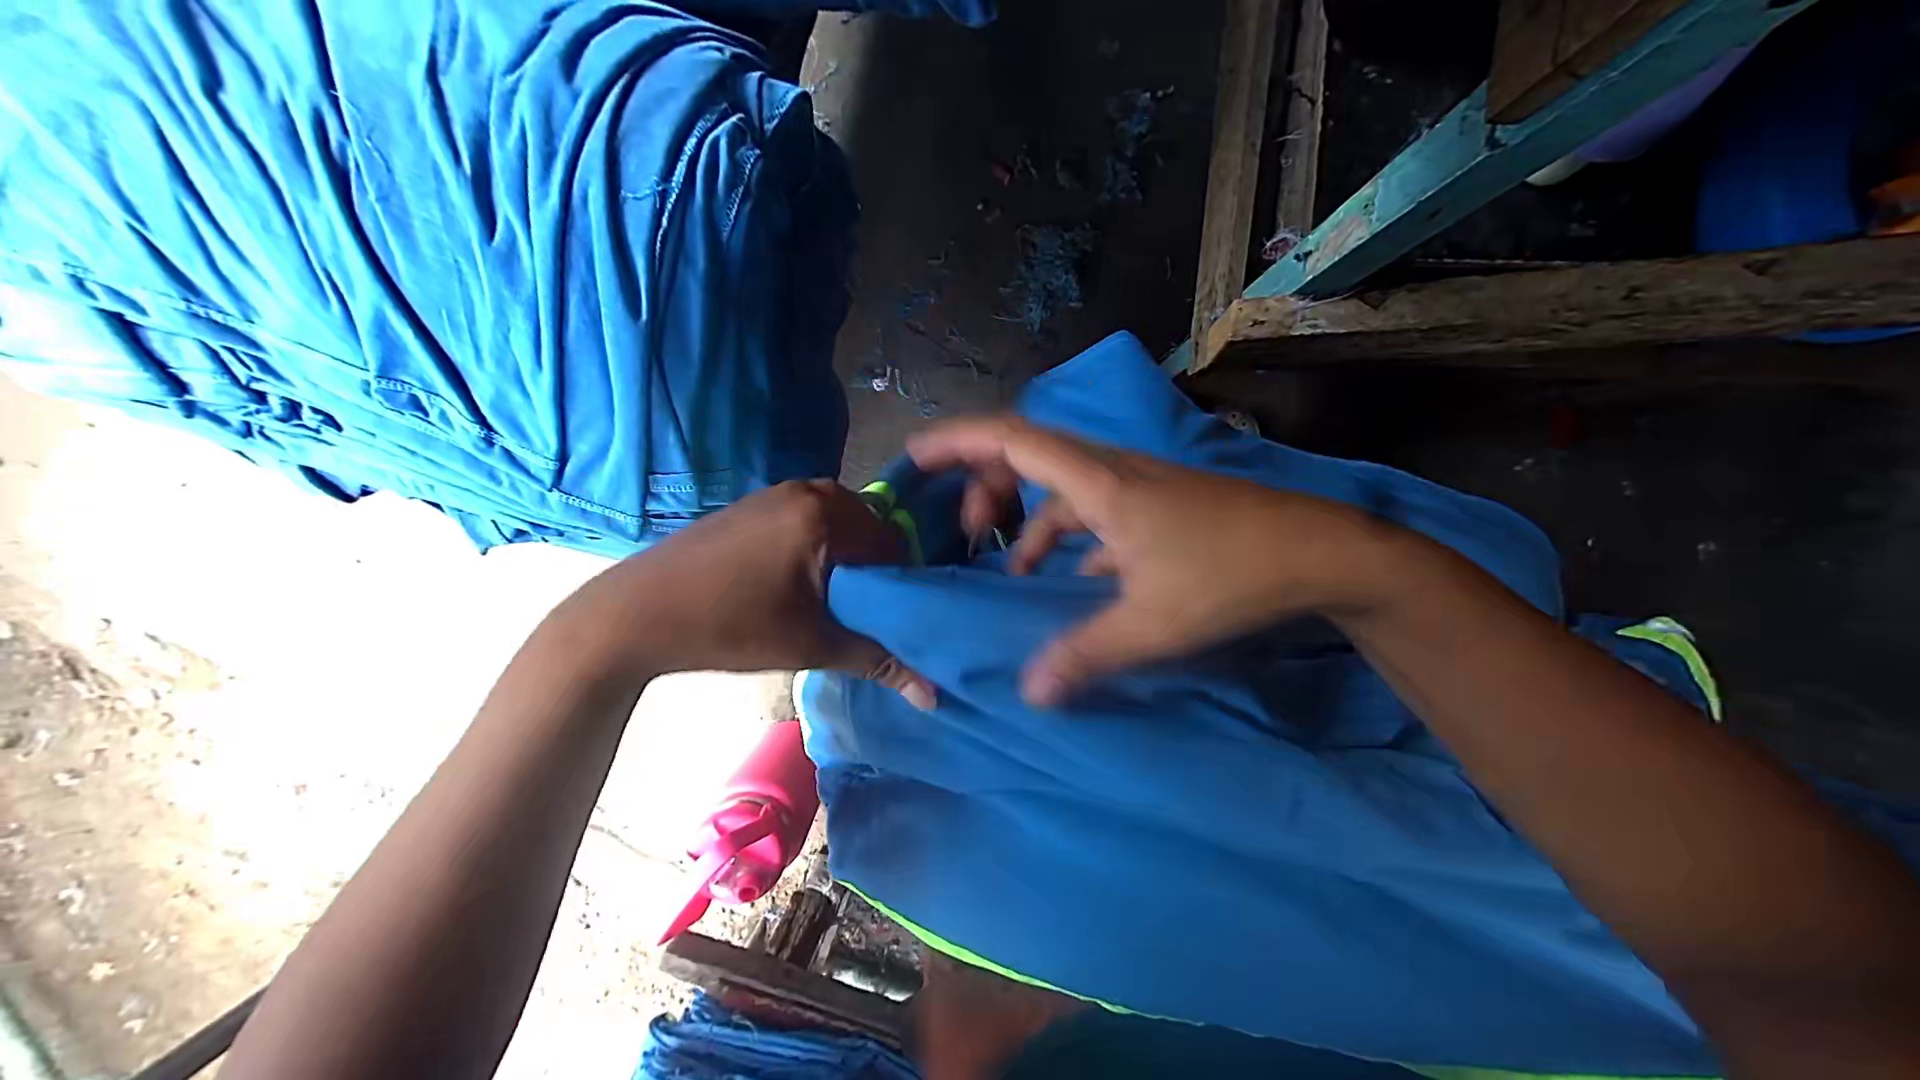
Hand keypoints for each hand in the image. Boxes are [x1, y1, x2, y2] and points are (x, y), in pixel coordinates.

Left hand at [550, 480, 935, 707]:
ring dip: (846, 560)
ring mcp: (775, 492)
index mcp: (827, 512)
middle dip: (875, 571)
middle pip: (868, 530)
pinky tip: (803, 585)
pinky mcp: (753, 504)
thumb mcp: (810, 644)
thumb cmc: (729, 624)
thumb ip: (877, 662)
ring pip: (838, 525)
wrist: (633, 612)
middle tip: (872, 614)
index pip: (894, 544)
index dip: (905, 584)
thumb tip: (933, 698)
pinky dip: (818, 548)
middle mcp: (807, 489)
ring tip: (839, 604)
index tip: (903, 618)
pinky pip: (807, 520)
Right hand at [908, 417, 1422, 704]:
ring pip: (1064, 491)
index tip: (916, 456)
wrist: (1323, 553)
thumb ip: (1084, 655)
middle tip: (969, 532)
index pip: (1012, 441)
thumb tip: (1029, 693)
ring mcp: (1140, 489)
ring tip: (1014, 573)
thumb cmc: (1231, 575)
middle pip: (1030, 458)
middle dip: (988, 487)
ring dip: (1031, 523)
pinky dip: (1070, 540)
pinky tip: (1075, 582)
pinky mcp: (1161, 510)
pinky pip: (1096, 514)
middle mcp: (1113, 474)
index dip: (958, 441)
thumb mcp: (1152, 623)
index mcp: (1100, 484)